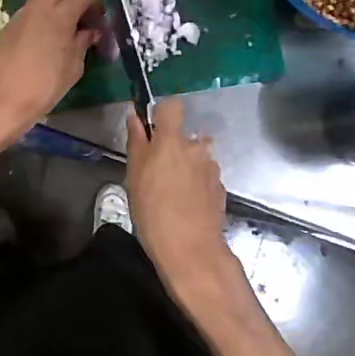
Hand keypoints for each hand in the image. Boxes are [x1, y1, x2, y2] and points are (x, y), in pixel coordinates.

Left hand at [0, 0, 102, 139]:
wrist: (5, 97)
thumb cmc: (46, 85)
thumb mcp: (74, 66)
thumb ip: (84, 42)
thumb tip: (91, 31)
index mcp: (61, 14)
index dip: (96, 1)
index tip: (101, 18)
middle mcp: (41, 5)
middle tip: (86, 16)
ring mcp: (23, 12)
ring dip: (61, 1)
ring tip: (69, 25)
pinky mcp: (11, 22)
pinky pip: (34, 6)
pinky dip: (46, 10)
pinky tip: (50, 32)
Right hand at [126, 96, 227, 271]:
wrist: (191, 250)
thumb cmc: (153, 210)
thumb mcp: (134, 176)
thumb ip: (137, 142)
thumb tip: (135, 118)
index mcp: (172, 140)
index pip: (172, 106)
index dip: (162, 112)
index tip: (151, 128)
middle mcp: (197, 148)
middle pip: (184, 136)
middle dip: (172, 147)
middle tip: (155, 172)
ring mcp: (212, 168)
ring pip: (195, 157)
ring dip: (185, 167)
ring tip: (170, 193)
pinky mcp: (220, 188)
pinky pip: (204, 177)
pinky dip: (195, 184)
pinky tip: (185, 205)